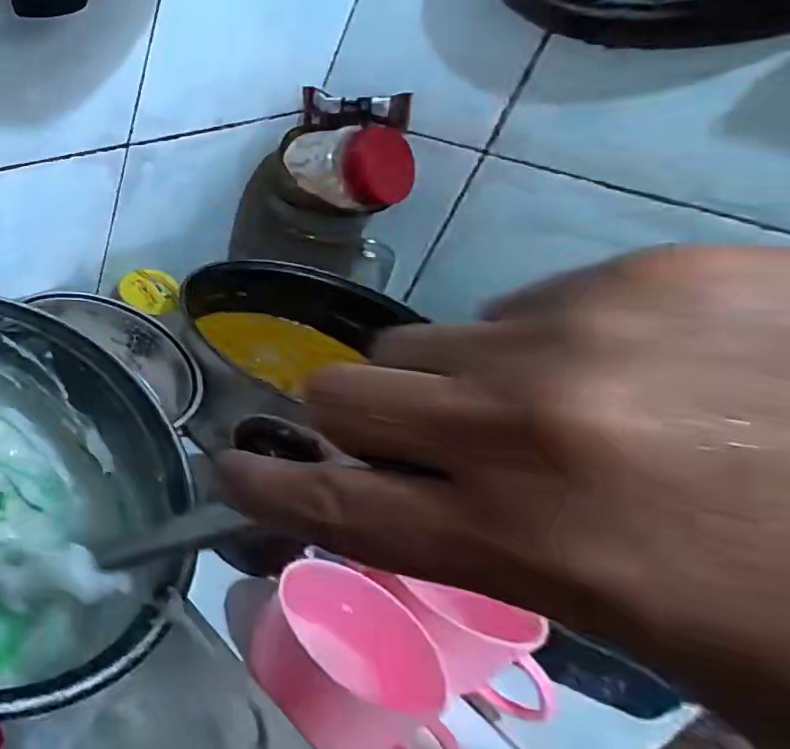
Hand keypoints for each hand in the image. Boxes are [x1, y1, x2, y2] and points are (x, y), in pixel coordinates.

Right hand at [216, 246, 789, 736]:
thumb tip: (505, 643)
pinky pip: (518, 307)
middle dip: (365, 426)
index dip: (264, 488)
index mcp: (546, 542)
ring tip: (564, 410)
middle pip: (341, 395)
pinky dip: (548, 344)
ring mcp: (578, 336)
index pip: (332, 502)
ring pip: (417, 346)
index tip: (230, 472)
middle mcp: (529, 428)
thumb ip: (585, 651)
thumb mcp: (732, 686)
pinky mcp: (641, 276)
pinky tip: (655, 370)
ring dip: (455, 384)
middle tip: (432, 450)